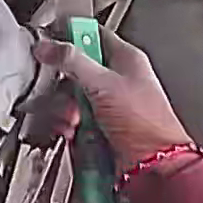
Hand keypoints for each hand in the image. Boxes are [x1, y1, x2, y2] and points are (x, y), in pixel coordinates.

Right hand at [33, 29, 192, 171]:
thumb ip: (71, 61)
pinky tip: (72, 129)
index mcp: (126, 59)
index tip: (51, 40)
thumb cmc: (145, 123)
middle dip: (65, 82)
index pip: (92, 34)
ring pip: (73, 94)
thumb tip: (46, 46)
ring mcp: (109, 103)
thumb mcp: (103, 83)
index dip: (71, 34)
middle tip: (64, 88)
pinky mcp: (101, 125)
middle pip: (77, 67)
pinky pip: (75, 117)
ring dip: (66, 107)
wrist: (155, 168)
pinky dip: (69, 123)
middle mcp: (118, 79)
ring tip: (72, 117)